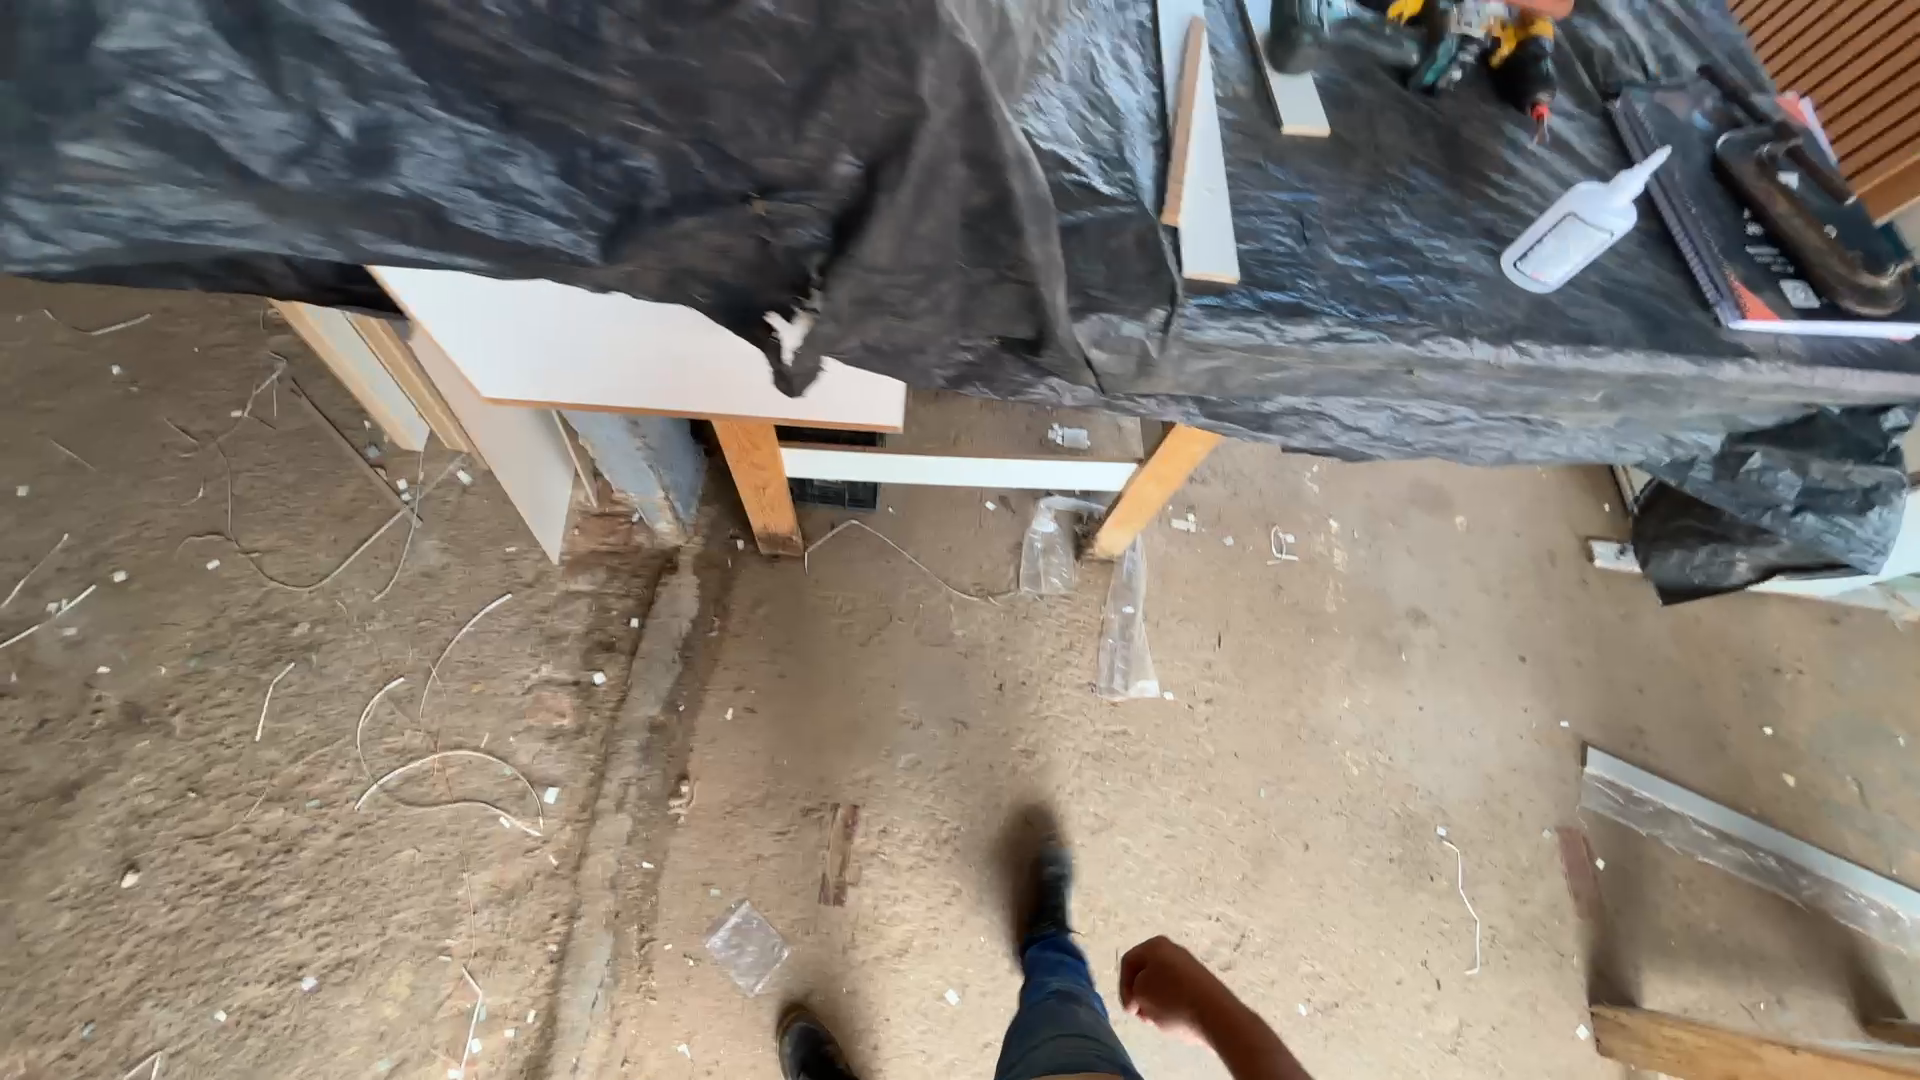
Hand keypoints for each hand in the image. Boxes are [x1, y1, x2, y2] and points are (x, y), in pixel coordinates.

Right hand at [1118, 936, 1235, 1044]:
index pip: (1128, 962)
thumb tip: (1143, 993)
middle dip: (1141, 995)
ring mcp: (1189, 965)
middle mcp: (1172, 949)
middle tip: (1142, 1015)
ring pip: (1162, 983)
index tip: (1130, 1011)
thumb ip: (1134, 989)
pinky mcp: (1203, 982)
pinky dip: (1173, 1004)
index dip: (1123, 988)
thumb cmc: (1172, 1000)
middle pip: (1146, 973)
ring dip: (1156, 1002)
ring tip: (1159, 1019)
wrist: (1216, 1014)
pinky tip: (1177, 1018)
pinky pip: (1179, 991)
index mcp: (1154, 945)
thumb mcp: (1140, 994)